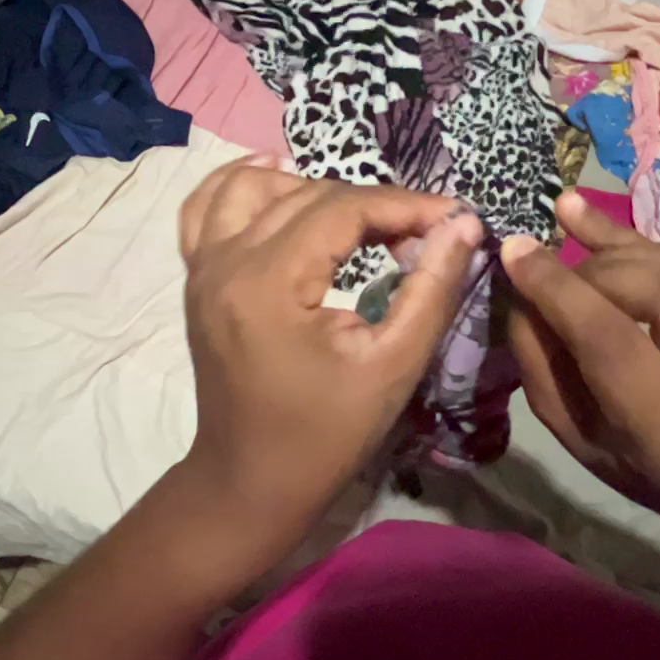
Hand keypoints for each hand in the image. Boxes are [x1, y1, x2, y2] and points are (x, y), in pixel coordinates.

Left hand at [176, 155, 482, 543]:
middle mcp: (225, 260)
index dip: (405, 205)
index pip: (344, 209)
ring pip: (253, 187)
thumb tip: (463, 224)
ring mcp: (202, 266)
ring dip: (311, 188)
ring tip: (359, 217)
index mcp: (269, 283)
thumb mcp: (392, 366)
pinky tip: (276, 178)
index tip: (453, 217)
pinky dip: (241, 184)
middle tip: (420, 233)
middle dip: (372, 203)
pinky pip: (205, 206)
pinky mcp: (196, 277)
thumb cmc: (325, 434)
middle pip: (306, 194)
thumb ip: (430, 290)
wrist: (250, 481)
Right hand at [501, 190, 659, 529]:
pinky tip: (597, 228)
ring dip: (618, 250)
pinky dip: (643, 241)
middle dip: (594, 271)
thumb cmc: (641, 468)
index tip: (516, 252)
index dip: (561, 292)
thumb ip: (541, 367)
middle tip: (552, 275)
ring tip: (572, 246)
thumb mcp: (574, 437)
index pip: (615, 346)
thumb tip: (521, 292)